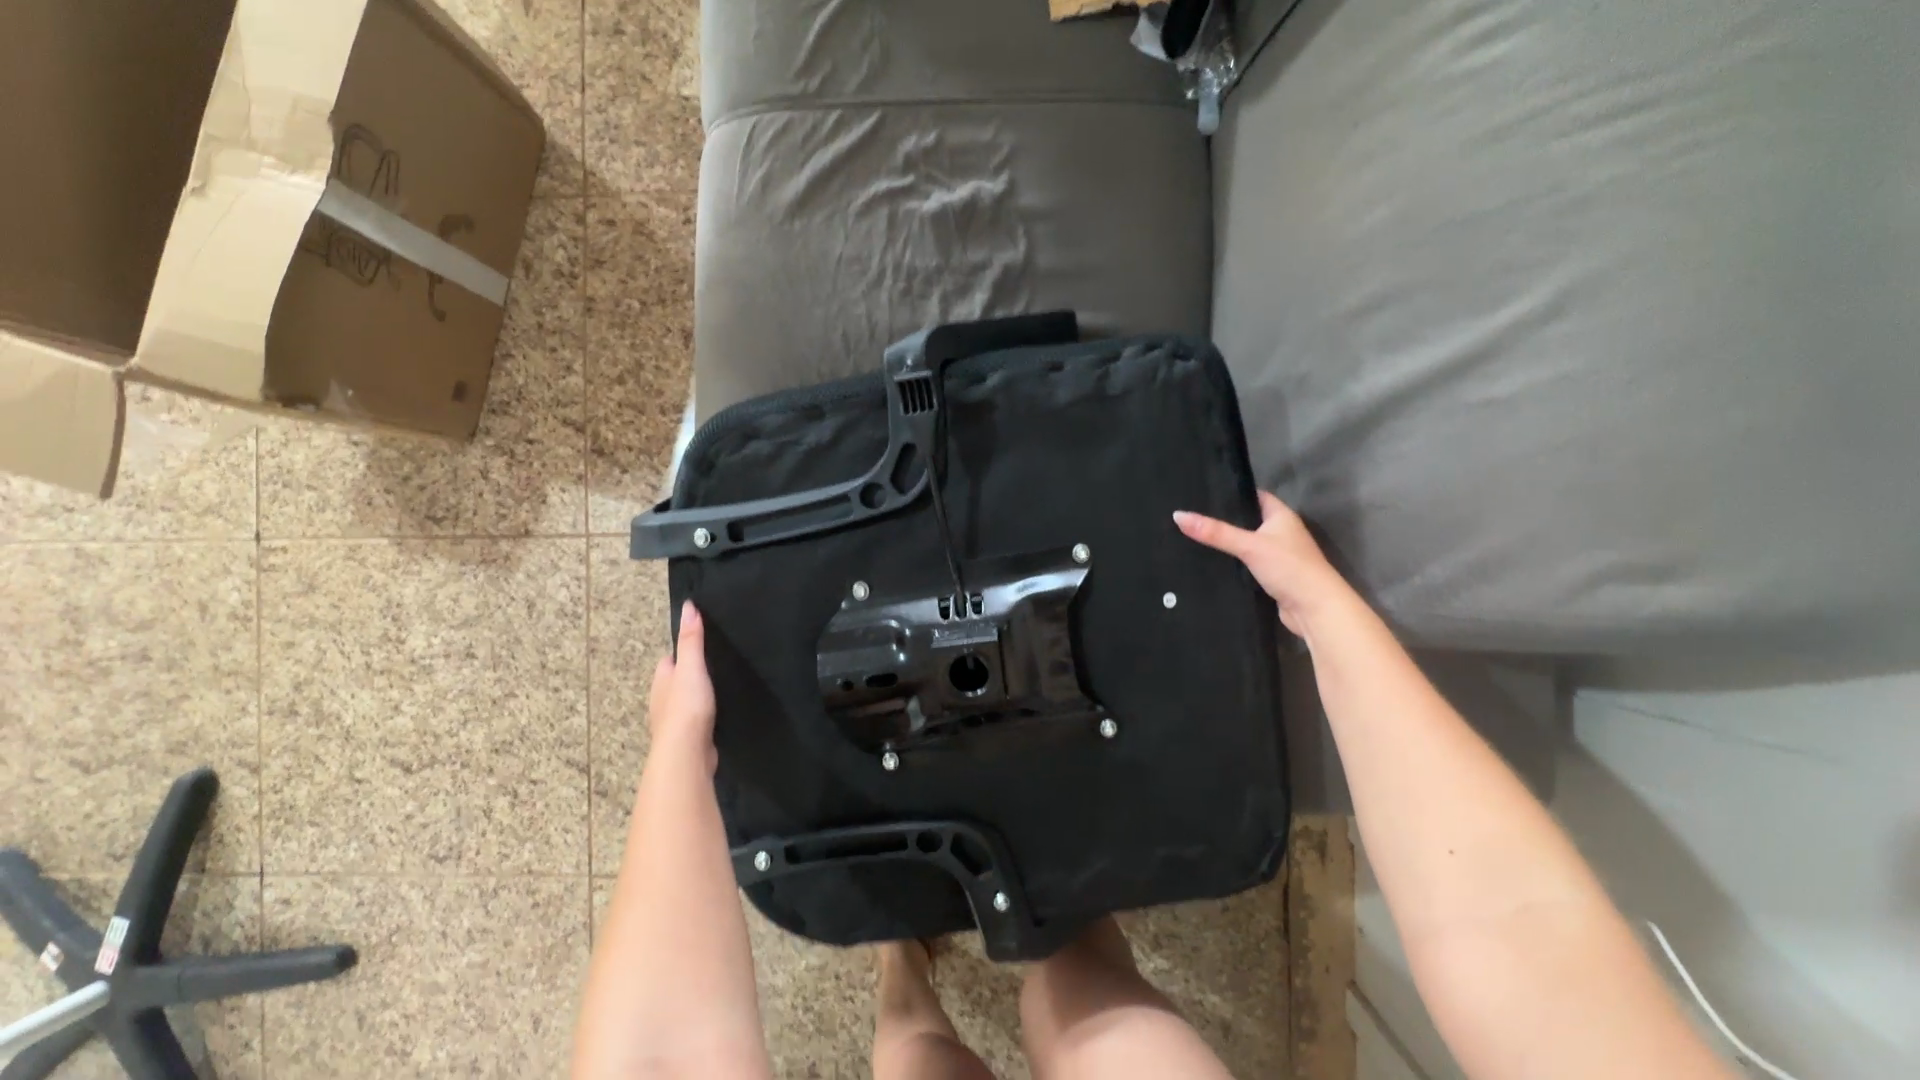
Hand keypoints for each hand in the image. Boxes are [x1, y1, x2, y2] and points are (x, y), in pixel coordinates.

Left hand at [647, 601, 717, 771]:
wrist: (687, 752)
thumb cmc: (686, 706)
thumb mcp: (692, 666)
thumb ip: (691, 639)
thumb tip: (688, 606)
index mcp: (661, 680)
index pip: (669, 660)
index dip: (683, 653)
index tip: (702, 647)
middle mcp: (662, 700)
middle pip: (676, 682)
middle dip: (690, 677)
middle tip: (716, 668)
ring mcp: (673, 722)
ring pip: (685, 703)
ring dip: (697, 698)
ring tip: (721, 690)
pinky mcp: (688, 739)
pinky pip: (696, 722)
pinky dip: (704, 717)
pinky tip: (719, 716)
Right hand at [1174, 492, 1350, 636]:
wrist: (1314, 609)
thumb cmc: (1289, 567)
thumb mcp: (1249, 545)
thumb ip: (1215, 532)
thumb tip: (1178, 515)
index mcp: (1281, 515)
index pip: (1253, 495)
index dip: (1231, 494)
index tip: (1202, 492)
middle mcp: (1281, 532)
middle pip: (1247, 520)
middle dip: (1223, 520)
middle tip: (1191, 515)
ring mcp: (1277, 555)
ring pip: (1245, 544)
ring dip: (1227, 544)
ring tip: (1193, 536)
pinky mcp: (1272, 576)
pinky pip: (1246, 564)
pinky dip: (1232, 564)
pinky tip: (1210, 563)